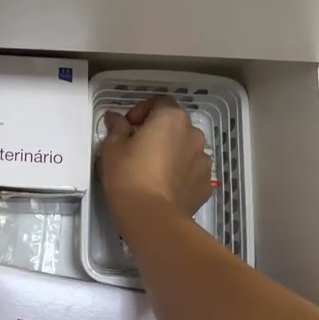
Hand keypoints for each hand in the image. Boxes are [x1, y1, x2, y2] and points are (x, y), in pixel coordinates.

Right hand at [100, 96, 212, 224]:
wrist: (151, 217)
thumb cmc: (128, 175)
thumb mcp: (112, 148)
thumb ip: (116, 128)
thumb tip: (115, 118)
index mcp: (171, 119)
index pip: (160, 102)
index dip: (142, 111)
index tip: (128, 126)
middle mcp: (193, 134)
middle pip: (176, 125)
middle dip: (159, 132)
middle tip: (139, 148)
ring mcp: (203, 160)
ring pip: (186, 148)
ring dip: (173, 152)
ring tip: (153, 170)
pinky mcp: (206, 184)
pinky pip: (192, 172)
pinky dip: (181, 174)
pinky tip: (165, 187)